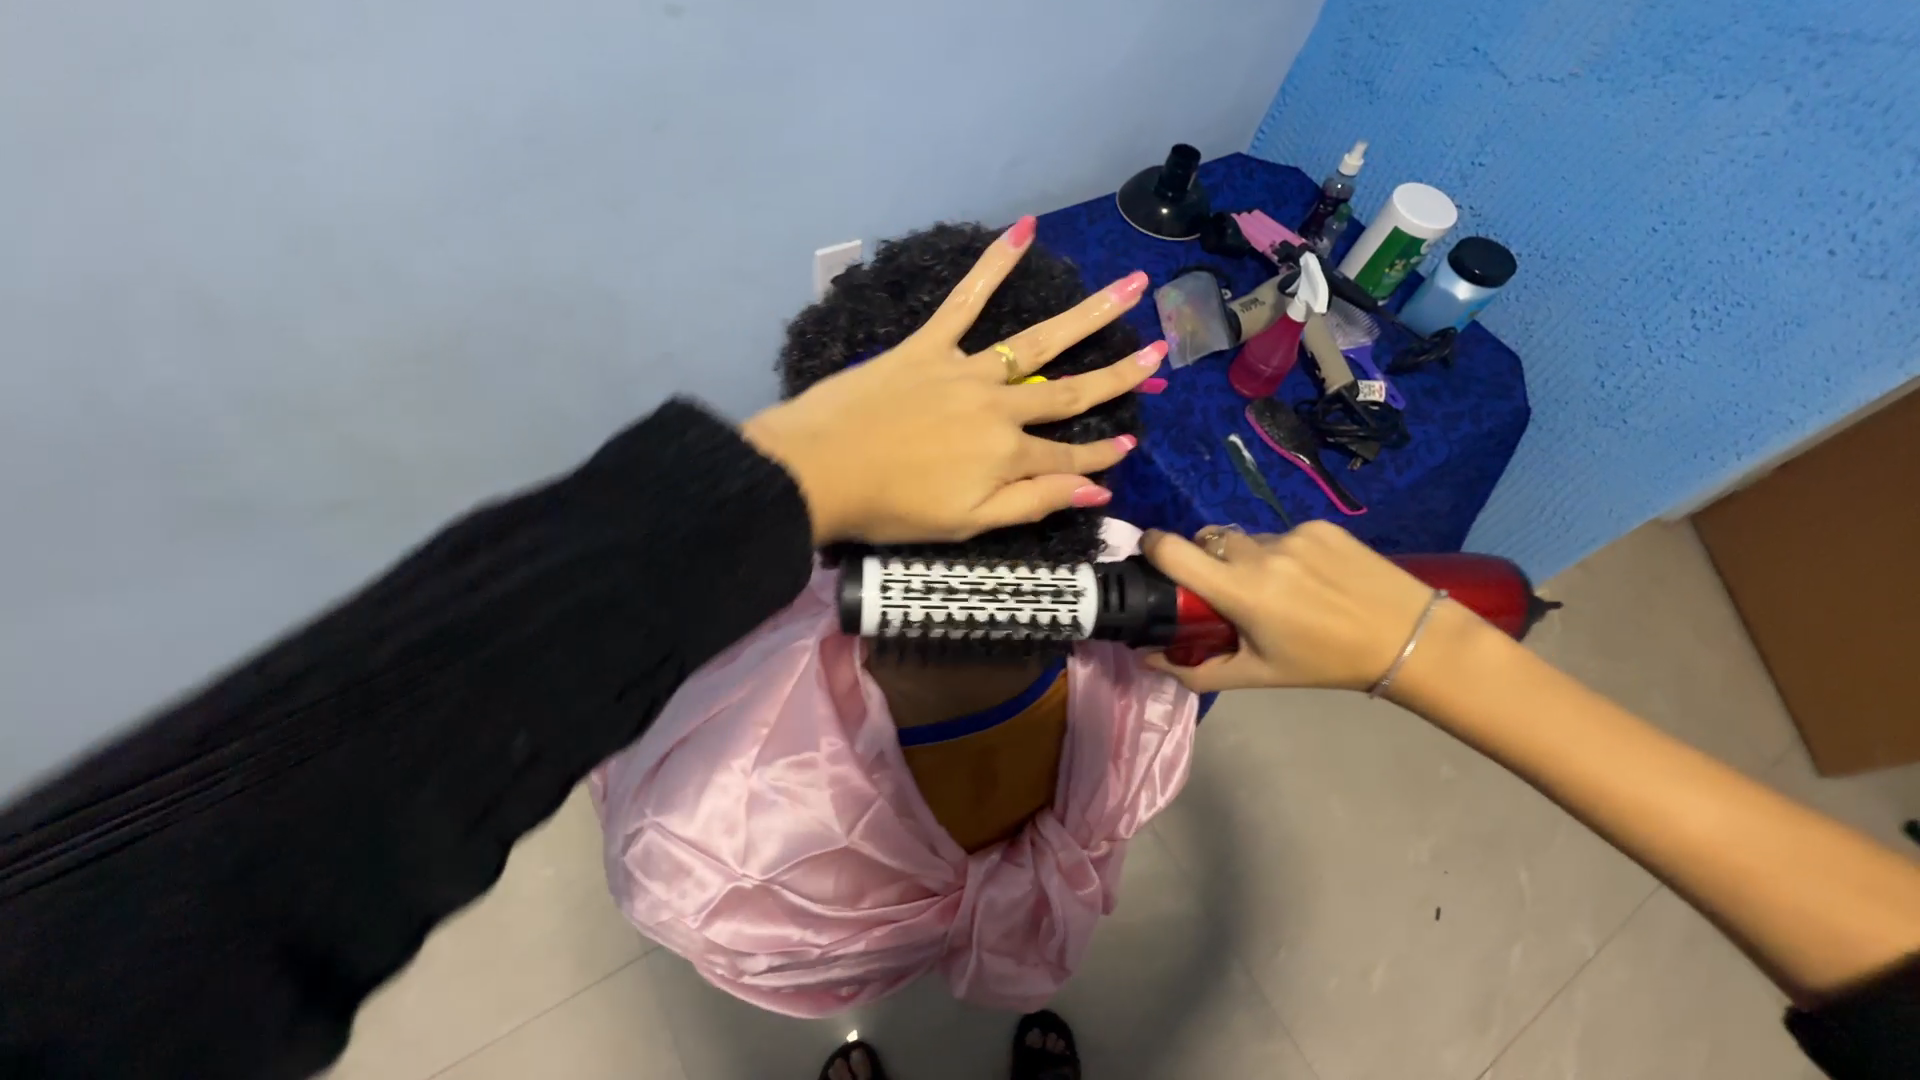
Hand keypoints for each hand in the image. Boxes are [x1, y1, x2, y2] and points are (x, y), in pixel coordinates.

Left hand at [741, 216, 1160, 544]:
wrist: (818, 470)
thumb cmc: (890, 508)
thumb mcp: (967, 522)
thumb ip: (1032, 503)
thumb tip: (1097, 489)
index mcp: (1008, 457)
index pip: (1068, 458)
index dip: (1099, 456)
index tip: (1130, 444)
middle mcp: (1000, 408)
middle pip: (1069, 390)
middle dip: (1118, 374)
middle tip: (1159, 350)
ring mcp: (966, 371)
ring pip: (1037, 341)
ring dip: (1087, 315)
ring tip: (1128, 286)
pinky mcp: (928, 346)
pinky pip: (965, 301)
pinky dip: (993, 266)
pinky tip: (1024, 230)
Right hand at [1141, 521, 1445, 693]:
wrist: (1407, 637)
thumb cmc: (1324, 663)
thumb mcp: (1258, 675)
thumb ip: (1197, 671)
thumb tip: (1149, 660)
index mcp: (1240, 591)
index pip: (1172, 549)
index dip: (1151, 546)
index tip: (1150, 555)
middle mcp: (1260, 554)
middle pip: (1207, 541)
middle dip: (1207, 561)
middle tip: (1228, 591)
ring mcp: (1293, 534)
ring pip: (1245, 539)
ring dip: (1246, 559)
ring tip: (1279, 589)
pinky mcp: (1320, 525)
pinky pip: (1281, 535)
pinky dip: (1283, 553)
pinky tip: (1310, 578)